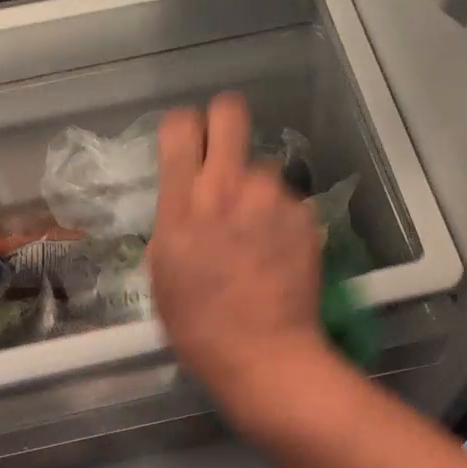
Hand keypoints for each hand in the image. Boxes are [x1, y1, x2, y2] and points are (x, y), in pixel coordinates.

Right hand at [149, 92, 335, 412]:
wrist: (261, 354)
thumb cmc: (198, 328)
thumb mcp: (162, 274)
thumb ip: (172, 226)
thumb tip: (184, 207)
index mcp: (182, 206)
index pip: (180, 128)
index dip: (183, 129)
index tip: (187, 146)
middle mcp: (226, 189)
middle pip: (229, 113)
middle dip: (224, 123)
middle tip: (224, 154)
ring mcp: (270, 200)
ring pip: (263, 169)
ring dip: (257, 192)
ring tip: (257, 236)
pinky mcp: (304, 216)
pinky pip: (289, 203)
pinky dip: (283, 222)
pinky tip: (279, 256)